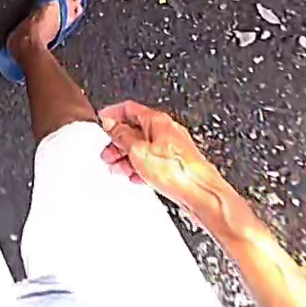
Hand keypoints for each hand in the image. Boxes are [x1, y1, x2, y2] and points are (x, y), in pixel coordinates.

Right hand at [98, 100, 244, 237]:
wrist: (205, 198)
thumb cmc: (178, 172)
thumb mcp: (137, 150)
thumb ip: (120, 134)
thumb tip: (110, 124)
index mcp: (158, 121)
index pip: (129, 108)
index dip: (111, 114)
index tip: (100, 122)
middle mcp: (168, 132)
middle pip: (135, 129)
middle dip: (117, 140)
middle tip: (106, 151)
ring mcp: (174, 150)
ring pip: (143, 147)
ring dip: (126, 156)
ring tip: (117, 168)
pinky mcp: (177, 166)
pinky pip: (153, 161)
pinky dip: (140, 166)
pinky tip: (135, 176)